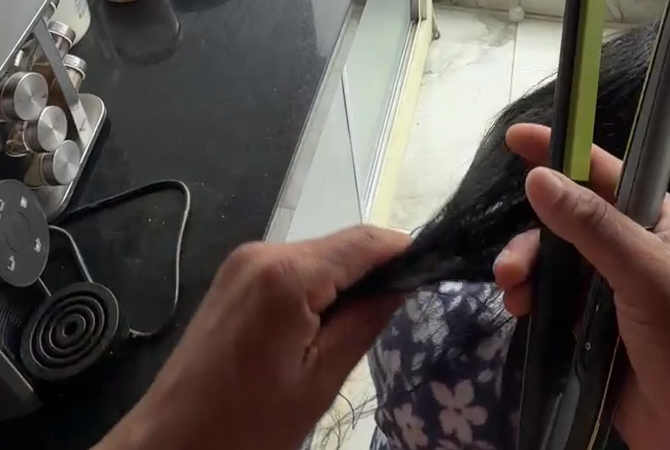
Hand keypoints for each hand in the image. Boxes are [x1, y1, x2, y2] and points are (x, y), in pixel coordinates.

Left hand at [99, 225, 409, 449]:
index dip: (402, 249)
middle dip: (374, 269)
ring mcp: (245, 260)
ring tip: (365, 320)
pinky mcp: (234, 275)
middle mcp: (264, 250)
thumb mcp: (318, 381)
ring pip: (317, 255)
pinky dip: (317, 285)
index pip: (363, 241)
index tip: (435, 266)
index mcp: (286, 273)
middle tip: (404, 304)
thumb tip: (403, 282)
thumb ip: (365, 321)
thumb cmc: (246, 428)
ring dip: (345, 279)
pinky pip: (292, 267)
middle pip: (340, 245)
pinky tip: (323, 322)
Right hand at [494, 123, 669, 449]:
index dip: (561, 151)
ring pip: (557, 261)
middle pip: (569, 219)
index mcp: (658, 220)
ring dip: (529, 272)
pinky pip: (557, 300)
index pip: (603, 171)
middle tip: (509, 268)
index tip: (514, 139)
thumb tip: (537, 176)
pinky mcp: (599, 329)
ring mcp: (616, 289)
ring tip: (512, 297)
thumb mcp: (646, 278)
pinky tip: (521, 314)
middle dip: (535, 237)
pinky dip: (535, 301)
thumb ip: (592, 226)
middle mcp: (635, 246)